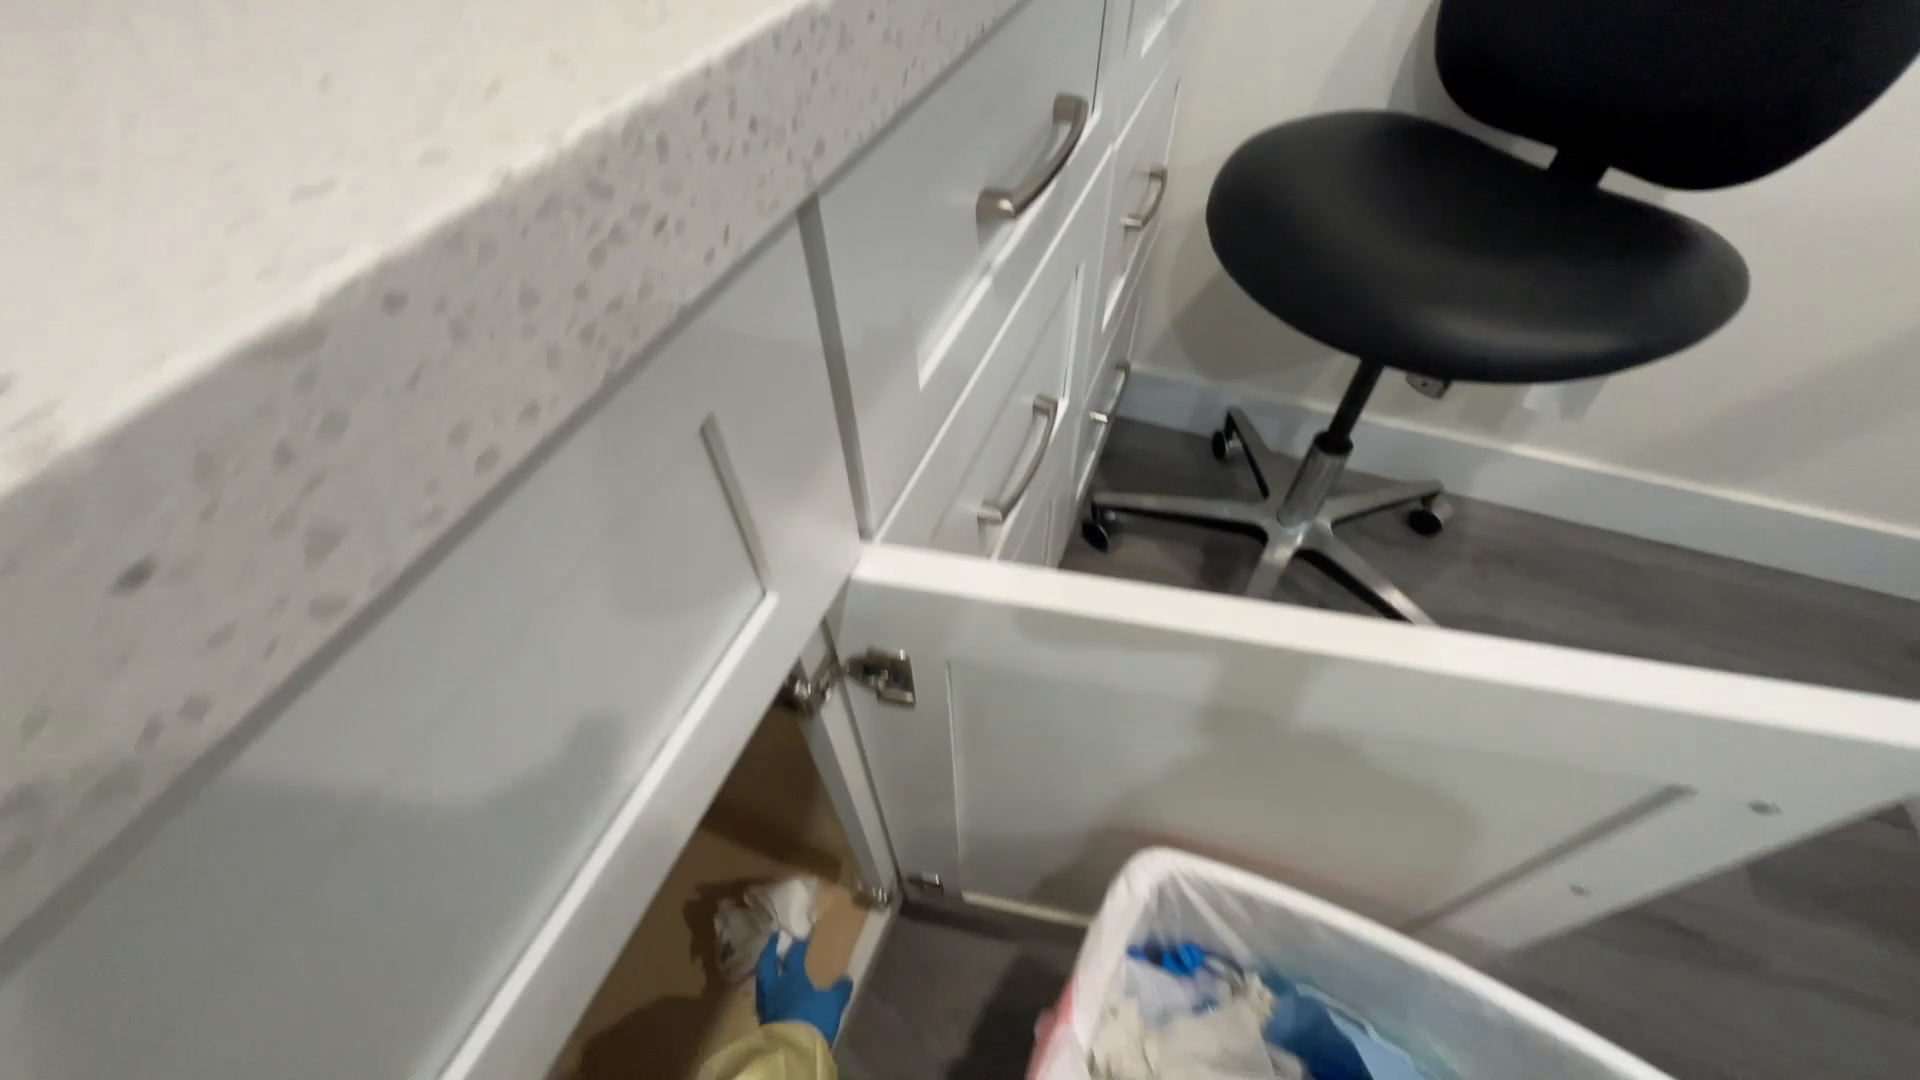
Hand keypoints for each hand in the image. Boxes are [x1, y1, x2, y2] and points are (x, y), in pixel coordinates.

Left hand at [755, 936, 853, 1042]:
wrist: (793, 1051)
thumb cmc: (813, 1020)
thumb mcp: (832, 1004)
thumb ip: (839, 990)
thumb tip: (846, 978)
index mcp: (792, 977)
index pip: (794, 955)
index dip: (798, 945)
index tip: (802, 936)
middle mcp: (775, 986)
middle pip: (767, 962)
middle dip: (770, 949)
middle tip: (774, 938)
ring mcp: (766, 1003)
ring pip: (761, 979)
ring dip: (765, 969)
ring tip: (770, 964)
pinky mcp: (763, 1019)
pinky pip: (762, 996)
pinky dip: (766, 988)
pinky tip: (770, 991)